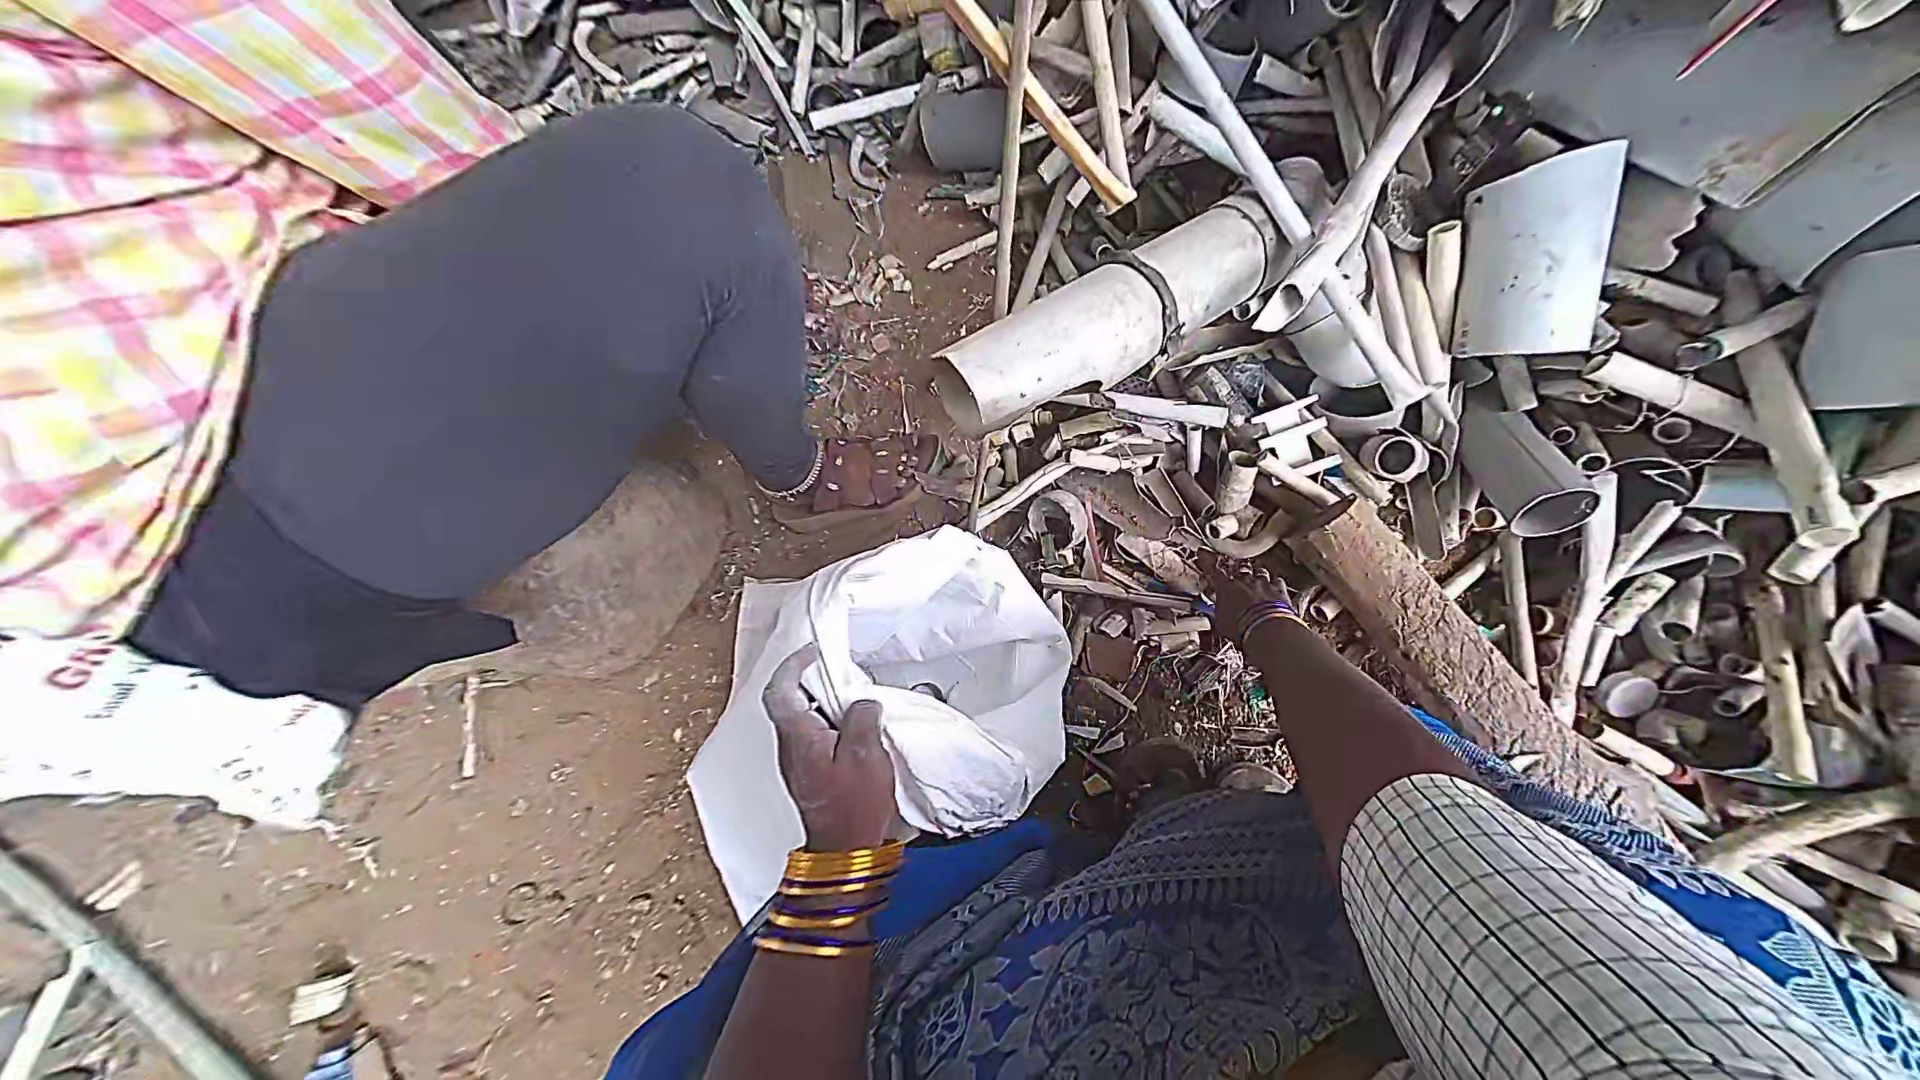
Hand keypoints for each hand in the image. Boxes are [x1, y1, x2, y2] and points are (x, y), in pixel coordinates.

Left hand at [762, 644, 897, 851]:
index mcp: (799, 737)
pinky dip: (828, 720)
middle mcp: (790, 747)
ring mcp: (797, 761)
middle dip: (810, 679)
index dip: (794, 664)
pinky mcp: (808, 772)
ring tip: (851, 696)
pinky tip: (852, 725)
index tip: (813, 651)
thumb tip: (862, 703)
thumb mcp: (866, 754)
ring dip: (821, 701)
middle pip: (788, 701)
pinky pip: (812, 734)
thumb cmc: (853, 807)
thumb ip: (862, 718)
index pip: (781, 690)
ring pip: (801, 718)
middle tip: (836, 670)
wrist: (846, 851)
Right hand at [1206, 556, 1295, 643]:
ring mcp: (1263, 583)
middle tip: (1236, 577)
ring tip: (1256, 580)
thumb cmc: (1242, 627)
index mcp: (1226, 587)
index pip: (1216, 572)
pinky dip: (1275, 583)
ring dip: (1257, 575)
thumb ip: (1218, 612)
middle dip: (1238, 572)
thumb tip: (1215, 614)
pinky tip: (1275, 587)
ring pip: (1259, 571)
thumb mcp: (1221, 622)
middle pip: (1240, 569)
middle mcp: (1244, 580)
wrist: (1268, 630)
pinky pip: (1278, 581)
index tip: (1210, 566)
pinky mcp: (1279, 590)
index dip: (1213, 569)